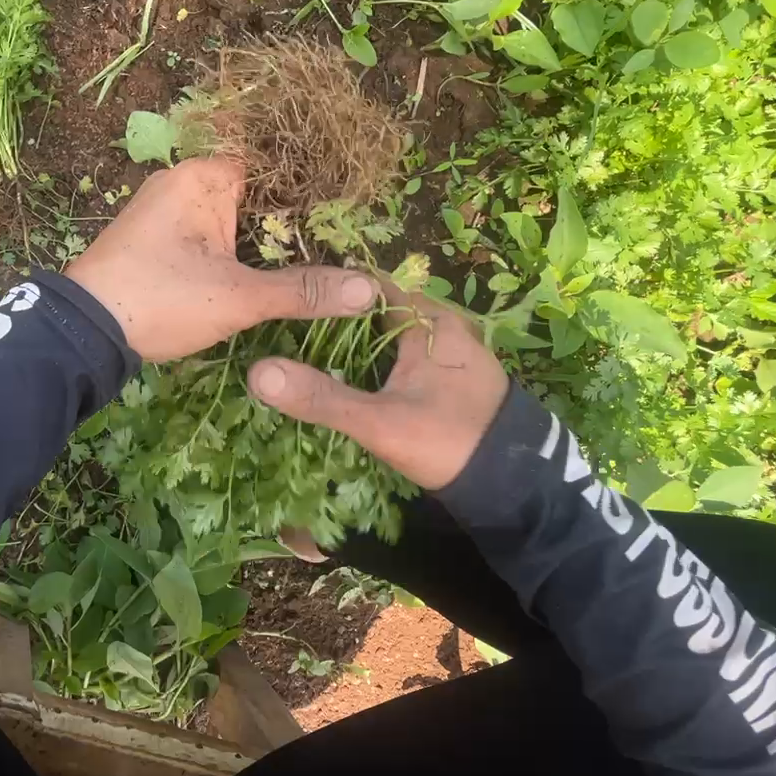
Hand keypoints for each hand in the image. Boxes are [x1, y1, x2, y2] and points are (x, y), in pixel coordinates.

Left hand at [64, 157, 376, 361]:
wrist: (82, 333)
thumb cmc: (159, 299)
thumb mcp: (237, 297)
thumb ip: (302, 291)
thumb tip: (370, 289)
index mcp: (202, 177)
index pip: (274, 165)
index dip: (314, 189)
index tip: (353, 214)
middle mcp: (183, 183)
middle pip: (256, 194)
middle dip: (293, 220)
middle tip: (346, 242)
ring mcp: (167, 212)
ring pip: (234, 218)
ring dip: (266, 239)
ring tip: (323, 258)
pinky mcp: (158, 240)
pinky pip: (211, 236)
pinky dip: (238, 251)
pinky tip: (269, 272)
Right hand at [246, 287, 509, 489]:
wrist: (518, 489)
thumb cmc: (450, 442)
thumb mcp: (379, 422)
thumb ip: (320, 398)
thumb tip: (257, 373)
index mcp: (428, 321)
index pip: (364, 286)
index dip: (322, 292)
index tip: (281, 303)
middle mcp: (439, 326)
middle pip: (371, 311)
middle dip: (330, 322)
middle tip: (280, 333)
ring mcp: (445, 353)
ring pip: (384, 337)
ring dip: (349, 346)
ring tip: (298, 355)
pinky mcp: (446, 379)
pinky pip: (397, 358)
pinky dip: (369, 364)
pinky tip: (340, 381)